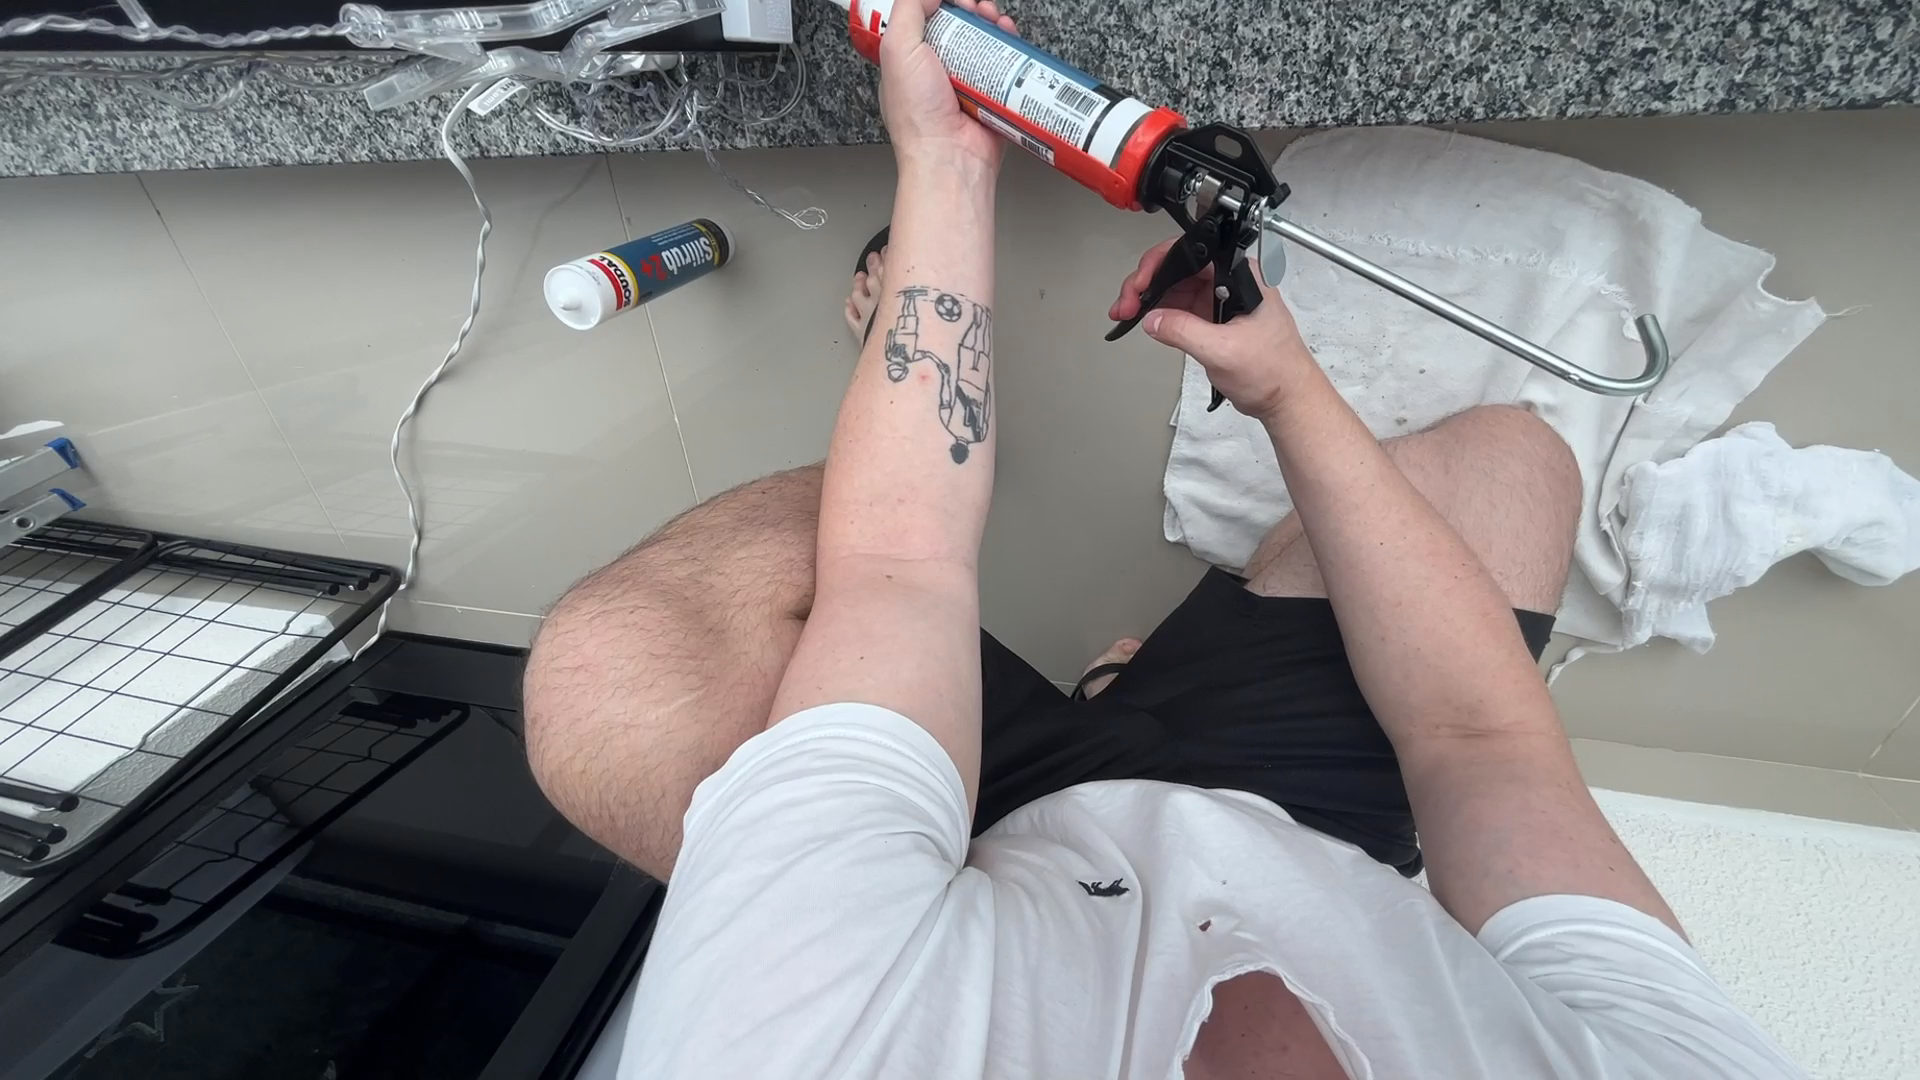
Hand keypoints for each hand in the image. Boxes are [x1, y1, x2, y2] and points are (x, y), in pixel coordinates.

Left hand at [879, 0, 1017, 173]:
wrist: (951, 161)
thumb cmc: (919, 119)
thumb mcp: (897, 49)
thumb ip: (909, 10)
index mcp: (909, 67)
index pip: (925, 22)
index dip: (939, 4)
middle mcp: (938, 79)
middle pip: (959, 29)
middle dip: (972, 10)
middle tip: (976, 9)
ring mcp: (967, 90)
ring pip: (985, 45)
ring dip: (993, 26)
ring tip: (995, 21)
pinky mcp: (992, 102)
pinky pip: (1006, 69)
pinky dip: (1012, 51)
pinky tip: (1010, 39)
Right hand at [1108, 238, 1317, 418]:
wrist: (1285, 397)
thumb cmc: (1273, 371)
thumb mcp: (1222, 351)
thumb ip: (1183, 331)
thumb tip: (1152, 319)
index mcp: (1239, 277)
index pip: (1191, 255)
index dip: (1158, 265)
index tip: (1138, 287)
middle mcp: (1228, 283)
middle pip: (1177, 269)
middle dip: (1146, 283)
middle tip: (1124, 305)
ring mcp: (1219, 301)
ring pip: (1175, 288)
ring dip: (1148, 299)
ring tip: (1126, 314)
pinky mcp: (1212, 319)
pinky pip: (1179, 309)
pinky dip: (1159, 314)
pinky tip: (1144, 322)